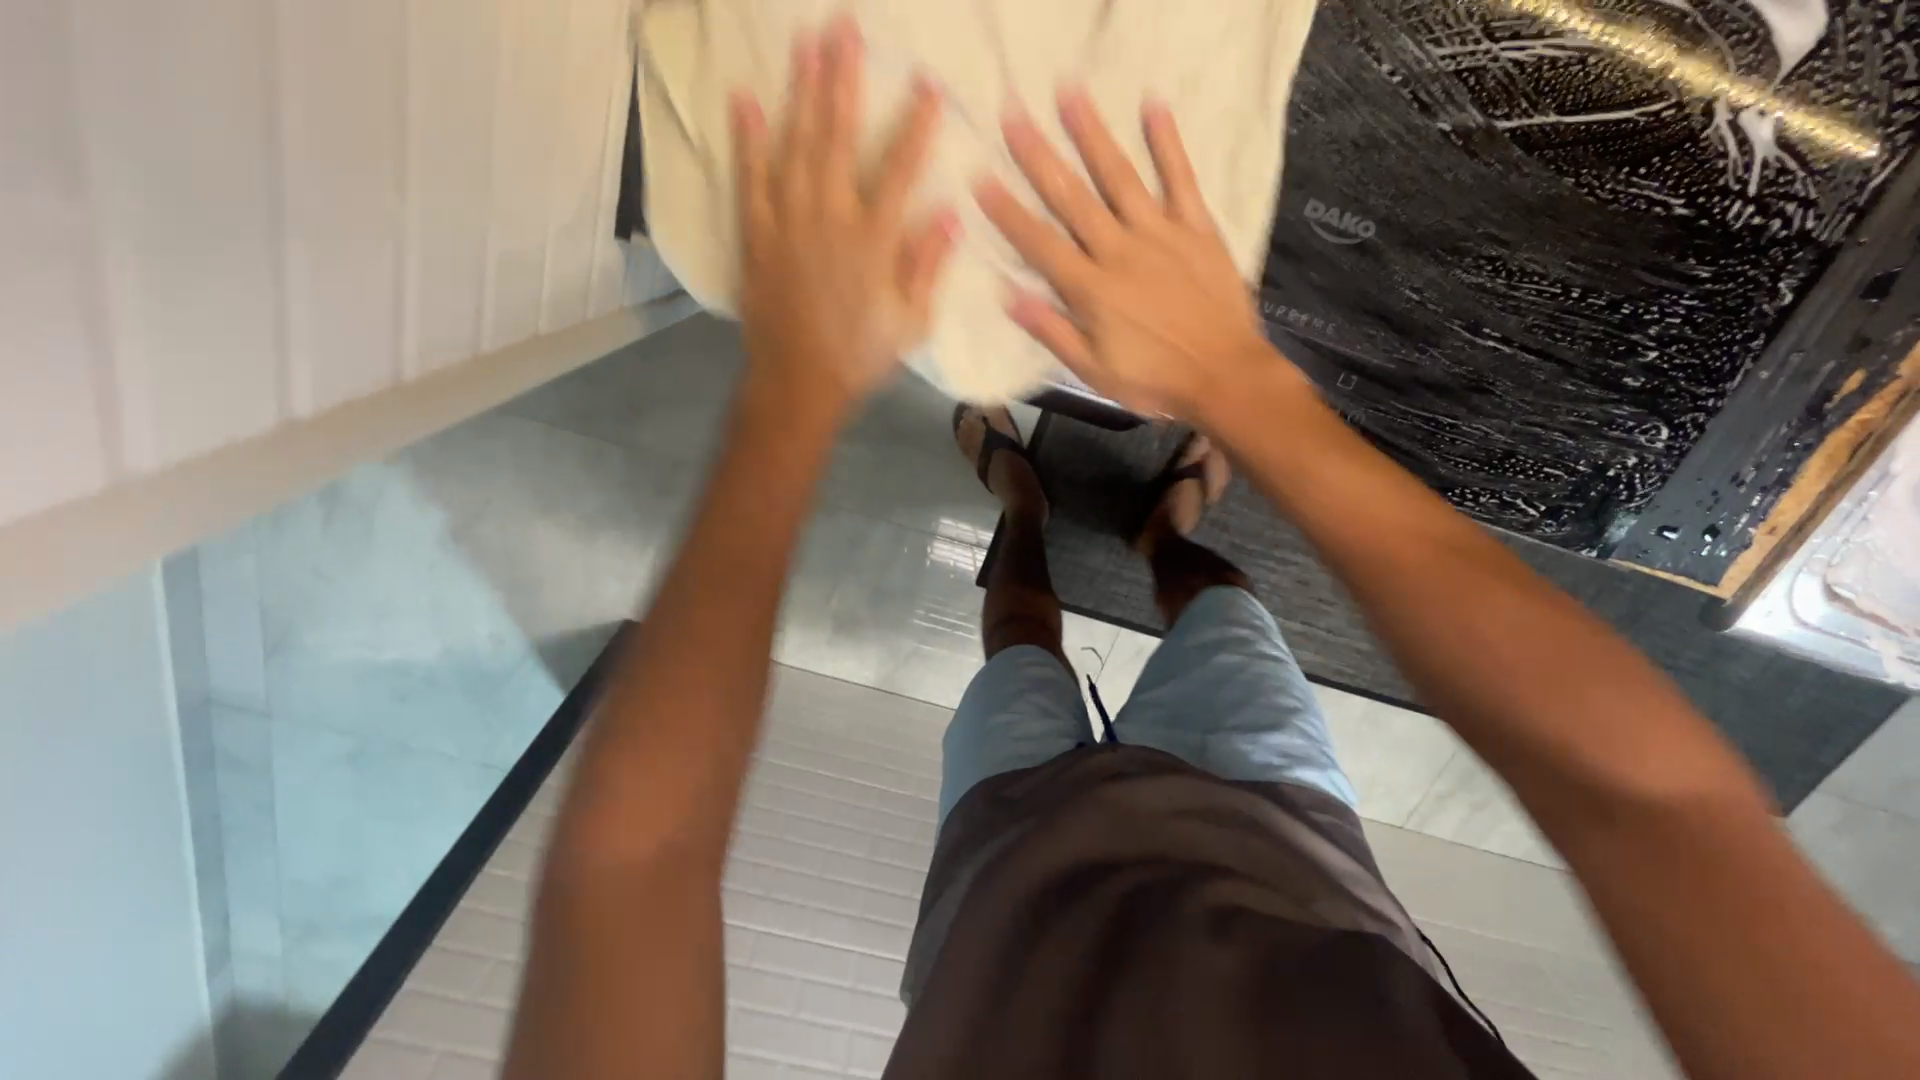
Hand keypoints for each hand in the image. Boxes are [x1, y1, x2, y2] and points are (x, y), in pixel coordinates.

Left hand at [730, 17, 959, 420]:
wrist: (797, 384)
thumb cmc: (860, 357)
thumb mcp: (910, 323)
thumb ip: (927, 267)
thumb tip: (952, 217)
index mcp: (874, 240)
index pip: (900, 168)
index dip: (915, 124)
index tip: (926, 83)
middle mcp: (831, 219)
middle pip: (838, 137)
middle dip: (843, 80)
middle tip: (844, 29)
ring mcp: (789, 224)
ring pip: (795, 146)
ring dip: (801, 93)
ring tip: (805, 45)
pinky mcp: (757, 236)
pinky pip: (751, 180)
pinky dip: (748, 141)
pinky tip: (747, 102)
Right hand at [975, 90, 1304, 422]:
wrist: (1224, 376)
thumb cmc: (1154, 381)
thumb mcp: (1093, 371)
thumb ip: (1053, 331)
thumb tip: (1009, 296)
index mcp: (1092, 291)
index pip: (1040, 244)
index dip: (1008, 211)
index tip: (981, 177)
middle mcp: (1120, 252)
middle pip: (1072, 198)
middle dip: (1039, 156)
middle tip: (1013, 114)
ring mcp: (1160, 235)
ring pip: (1119, 177)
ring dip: (1092, 135)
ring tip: (1069, 94)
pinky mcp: (1197, 228)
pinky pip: (1181, 178)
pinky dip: (1167, 142)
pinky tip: (1152, 106)